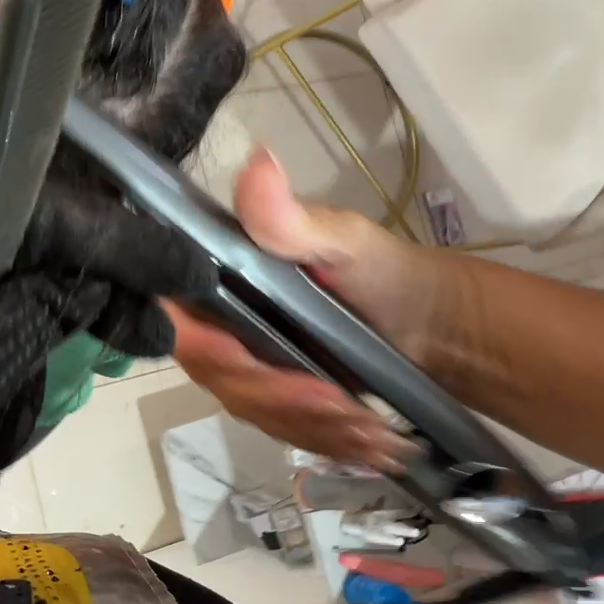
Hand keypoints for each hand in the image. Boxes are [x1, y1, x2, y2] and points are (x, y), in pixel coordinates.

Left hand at [0, 183, 208, 603]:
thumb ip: (50, 300)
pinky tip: (5, 403)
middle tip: (143, 338)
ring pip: (4, 286)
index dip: (122, 241)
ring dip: (40, 335)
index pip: (44, 211)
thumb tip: (101, 274)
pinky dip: (2, 353)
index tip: (187, 273)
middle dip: (88, 293)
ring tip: (51, 390)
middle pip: (27, 245)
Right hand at [162, 148, 455, 471]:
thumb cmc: (382, 272)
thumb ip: (291, 217)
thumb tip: (259, 161)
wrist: (431, 323)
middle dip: (277, 397)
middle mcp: (213, 323)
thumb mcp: (343, 239)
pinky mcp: (267, 398)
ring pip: (247, 407)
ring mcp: (238, 364)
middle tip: (343, 404)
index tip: (251, 363)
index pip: (172, 319)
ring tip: (371, 430)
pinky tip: (366, 442)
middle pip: (212, 372)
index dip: (201, 346)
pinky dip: (322, 439)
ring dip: (308, 425)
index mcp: (214, 281)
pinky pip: (276, 428)